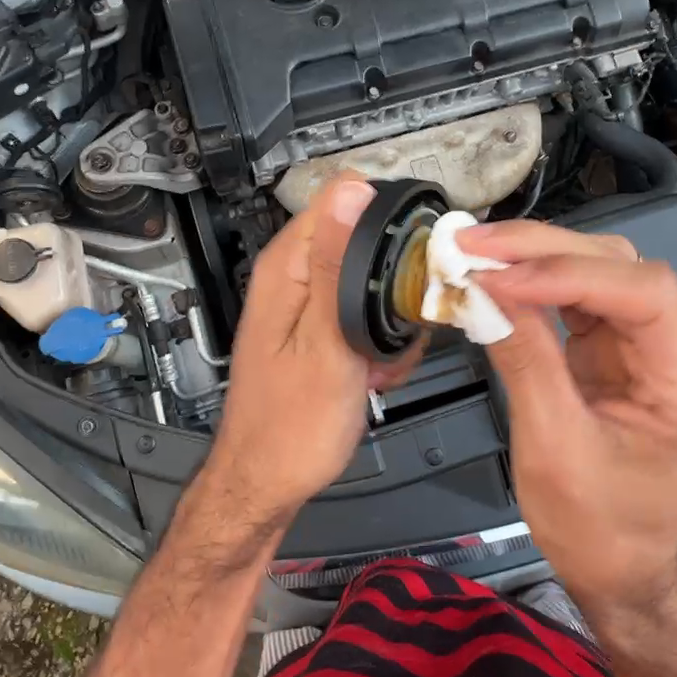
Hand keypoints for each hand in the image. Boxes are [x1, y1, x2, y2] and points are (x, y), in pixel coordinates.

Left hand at [201, 177, 420, 526]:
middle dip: (391, 283)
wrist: (268, 483)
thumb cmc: (290, 427)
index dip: (384, 222)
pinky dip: (376, 341)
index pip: (341, 200)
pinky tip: (371, 371)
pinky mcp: (318, 329)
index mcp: (286, 268)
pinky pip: (362, 314)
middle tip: (390, 331)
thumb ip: (337, 264)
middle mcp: (291, 277)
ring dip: (387, 319)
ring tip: (377, 360)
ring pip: (370, 283)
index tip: (408, 264)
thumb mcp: (326, 342)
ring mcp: (306, 303)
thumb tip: (349, 192)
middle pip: (362, 243)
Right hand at [458, 221, 676, 610]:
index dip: (570, 272)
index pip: (645, 294)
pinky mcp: (626, 348)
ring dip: (536, 258)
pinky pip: (584, 297)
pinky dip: (538, 284)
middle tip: (472, 246)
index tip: (498, 274)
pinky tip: (499, 277)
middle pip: (622, 270)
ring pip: (602, 272)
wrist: (619, 568)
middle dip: (543, 253)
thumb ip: (526, 359)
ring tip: (476, 254)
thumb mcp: (552, 448)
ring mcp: (657, 346)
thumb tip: (486, 288)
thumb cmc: (596, 526)